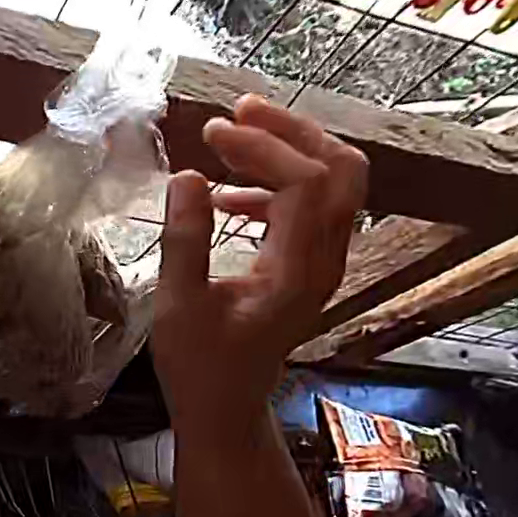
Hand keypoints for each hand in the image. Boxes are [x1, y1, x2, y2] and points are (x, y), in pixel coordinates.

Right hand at [153, 94, 366, 432]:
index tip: (210, 132)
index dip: (262, 147)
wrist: (225, 404)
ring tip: (232, 139)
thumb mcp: (178, 303)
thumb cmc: (197, 361)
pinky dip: (277, 183)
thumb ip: (184, 239)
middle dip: (292, 132)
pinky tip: (229, 191)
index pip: (303, 183)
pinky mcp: (307, 265)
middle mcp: (325, 259)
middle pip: (340, 170)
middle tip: (239, 112)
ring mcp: (322, 262)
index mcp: (297, 269)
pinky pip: (310, 207)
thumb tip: (184, 177)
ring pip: (333, 184)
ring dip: (289, 152)